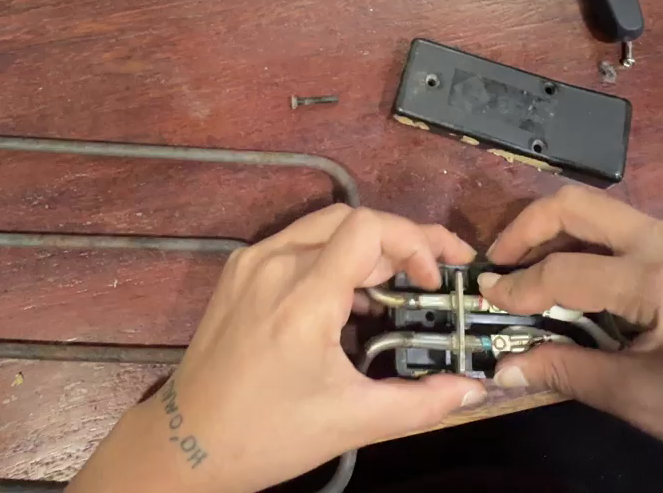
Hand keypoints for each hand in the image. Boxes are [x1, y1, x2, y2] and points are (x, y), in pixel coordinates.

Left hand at [67, 205, 485, 492]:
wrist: (187, 442)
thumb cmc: (269, 434)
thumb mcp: (351, 421)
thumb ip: (421, 403)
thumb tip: (475, 387)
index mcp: (303, 295)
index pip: (368, 227)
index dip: (412, 240)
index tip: (432, 280)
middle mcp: (276, 261)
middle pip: (352, 218)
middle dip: (399, 240)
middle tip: (430, 275)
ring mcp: (253, 259)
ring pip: (325, 223)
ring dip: (367, 244)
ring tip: (396, 281)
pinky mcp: (240, 266)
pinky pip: (298, 240)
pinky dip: (333, 253)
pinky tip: (347, 292)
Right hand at [481, 186, 662, 492]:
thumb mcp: (643, 400)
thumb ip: (567, 371)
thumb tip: (504, 368)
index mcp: (656, 276)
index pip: (563, 273)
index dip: (515, 289)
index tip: (479, 299)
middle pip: (575, 207)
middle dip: (525, 229)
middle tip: (495, 265)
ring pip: (598, 213)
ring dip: (555, 234)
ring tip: (524, 273)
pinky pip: (621, 233)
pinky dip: (584, 247)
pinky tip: (570, 283)